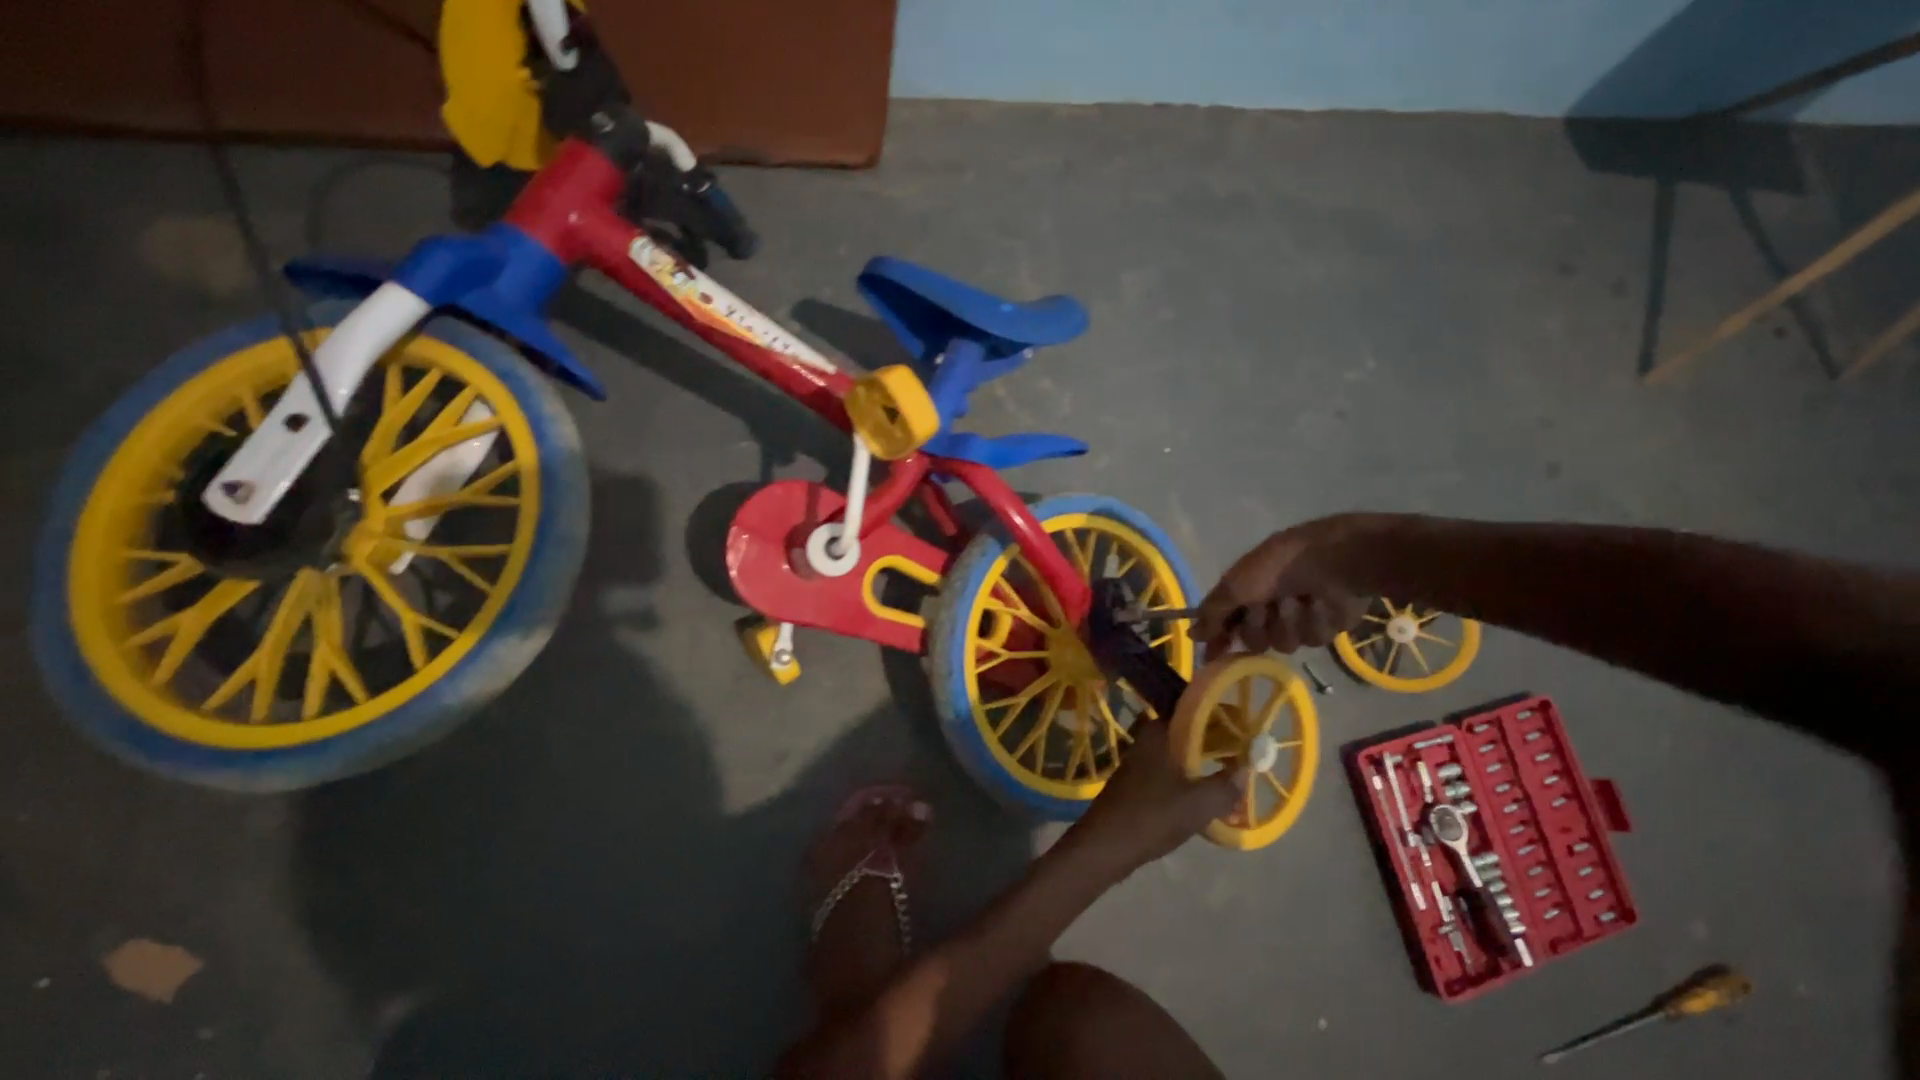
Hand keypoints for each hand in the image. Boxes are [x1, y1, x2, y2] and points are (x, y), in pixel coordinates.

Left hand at [1063, 721, 1241, 874]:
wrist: (1105, 846)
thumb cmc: (1153, 816)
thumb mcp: (1200, 803)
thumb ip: (1227, 785)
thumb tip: (1246, 769)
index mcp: (1160, 732)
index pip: (1195, 710)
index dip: (1222, 717)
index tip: (1246, 728)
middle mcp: (1147, 739)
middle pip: (1188, 733)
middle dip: (1216, 743)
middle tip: (1244, 755)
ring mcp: (1139, 762)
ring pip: (1180, 754)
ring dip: (1203, 764)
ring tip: (1231, 777)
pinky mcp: (1136, 783)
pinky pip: (1170, 773)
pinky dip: (1189, 780)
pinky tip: (1205, 796)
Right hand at [1191, 514, 1384, 655]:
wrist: (1336, 559)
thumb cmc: (1279, 566)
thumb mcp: (1236, 585)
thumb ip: (1213, 613)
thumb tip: (1191, 634)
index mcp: (1246, 591)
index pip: (1224, 623)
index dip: (1219, 640)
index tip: (1213, 657)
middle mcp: (1269, 605)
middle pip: (1253, 640)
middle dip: (1259, 627)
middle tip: (1265, 608)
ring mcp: (1299, 618)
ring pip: (1284, 644)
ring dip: (1288, 622)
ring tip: (1299, 600)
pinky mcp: (1327, 626)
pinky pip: (1313, 640)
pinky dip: (1314, 621)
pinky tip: (1321, 603)